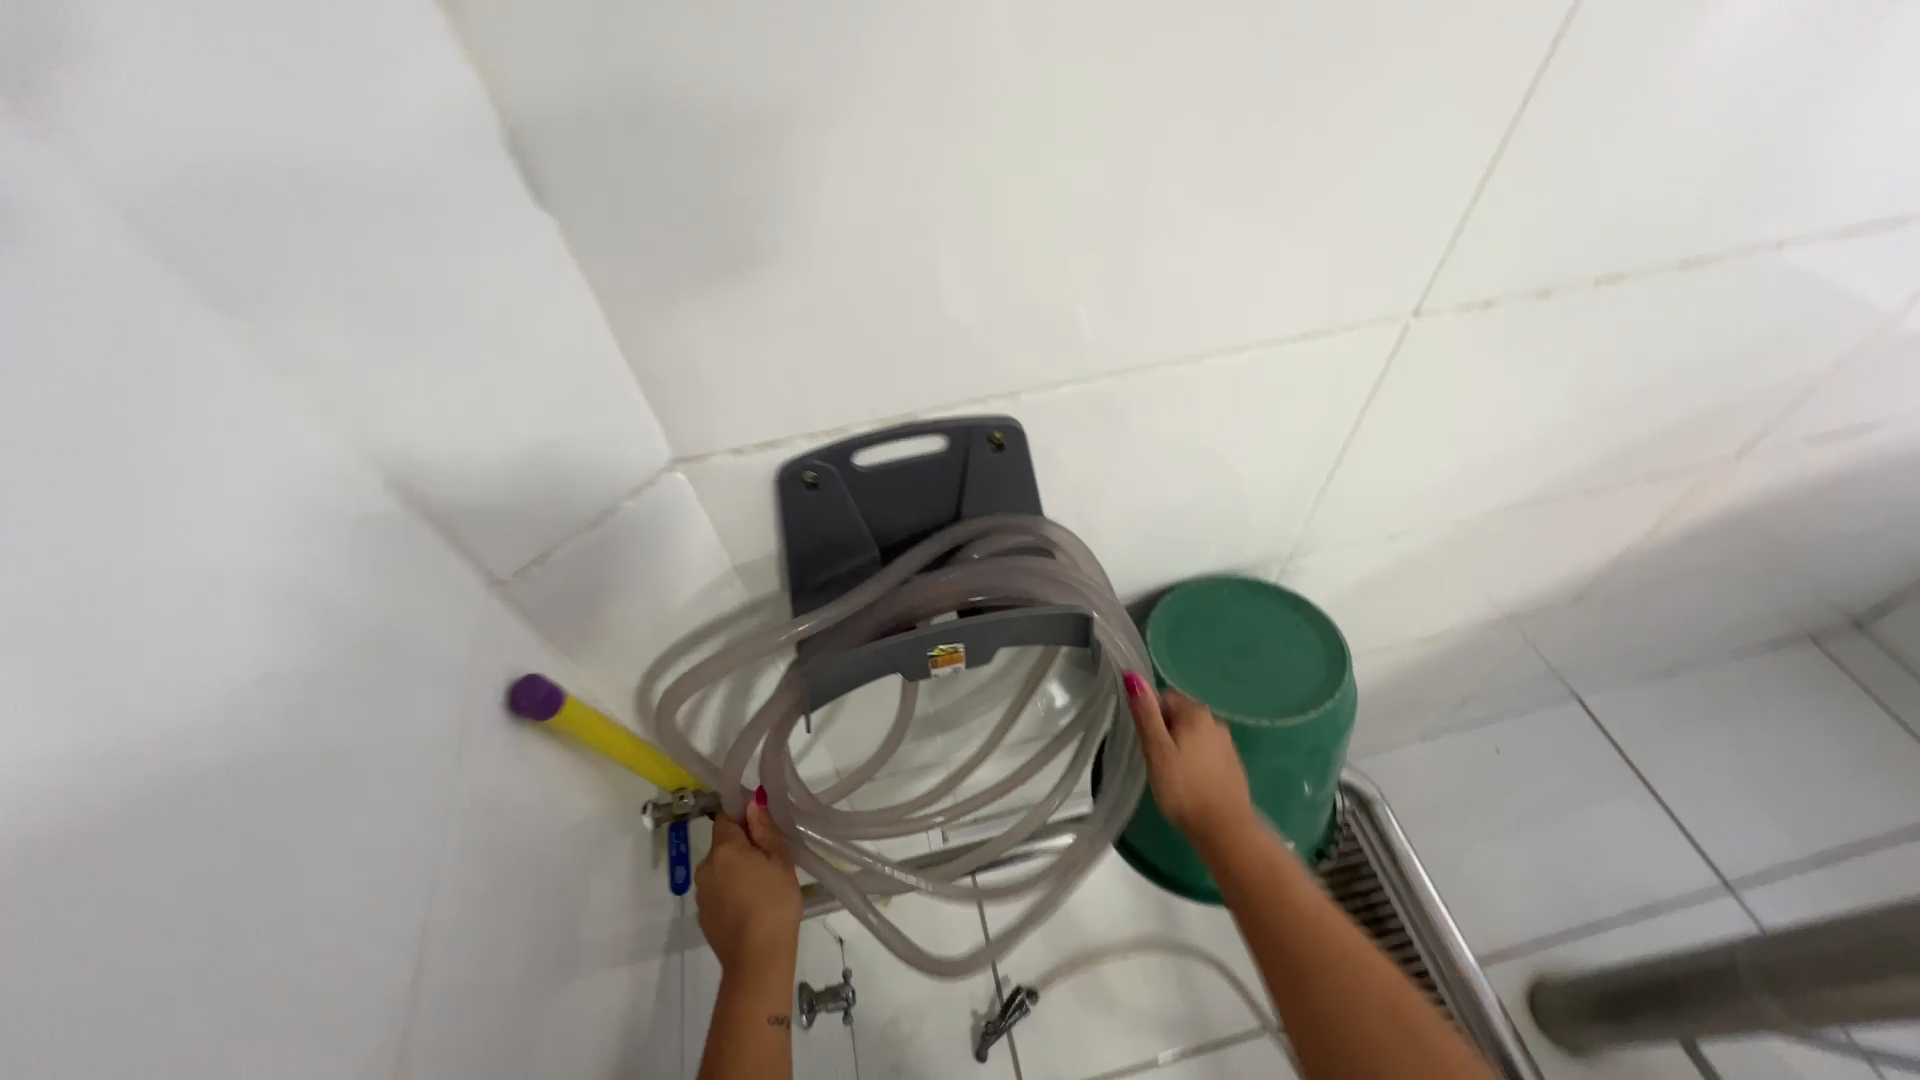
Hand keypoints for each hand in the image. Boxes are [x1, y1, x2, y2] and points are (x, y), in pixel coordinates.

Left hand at [695, 797, 801, 972]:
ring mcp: (701, 893)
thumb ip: (764, 829)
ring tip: (764, 887)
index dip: (744, 816)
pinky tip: (751, 907)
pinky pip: (718, 891)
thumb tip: (751, 802)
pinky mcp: (704, 915)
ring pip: (721, 869)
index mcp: (723, 848)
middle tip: (771, 861)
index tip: (764, 828)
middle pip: (724, 844)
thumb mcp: (779, 860)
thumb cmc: (774, 902)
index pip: (726, 817)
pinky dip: (732, 892)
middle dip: (744, 847)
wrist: (757, 958)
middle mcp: (705, 867)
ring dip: (737, 870)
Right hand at [1124, 672, 1255, 846]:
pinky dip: (1194, 761)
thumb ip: (1145, 713)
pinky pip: (1206, 752)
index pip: (1164, 698)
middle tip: (1154, 760)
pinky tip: (1189, 782)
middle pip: (1179, 715)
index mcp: (1196, 713)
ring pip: (1193, 735)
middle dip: (1164, 732)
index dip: (1149, 717)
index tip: (1145, 742)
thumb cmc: (1183, 787)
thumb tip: (1133, 676)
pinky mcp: (1232, 764)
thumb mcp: (1156, 749)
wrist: (1224, 828)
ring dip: (1179, 747)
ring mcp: (1227, 744)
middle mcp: (1215, 721)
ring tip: (1170, 774)